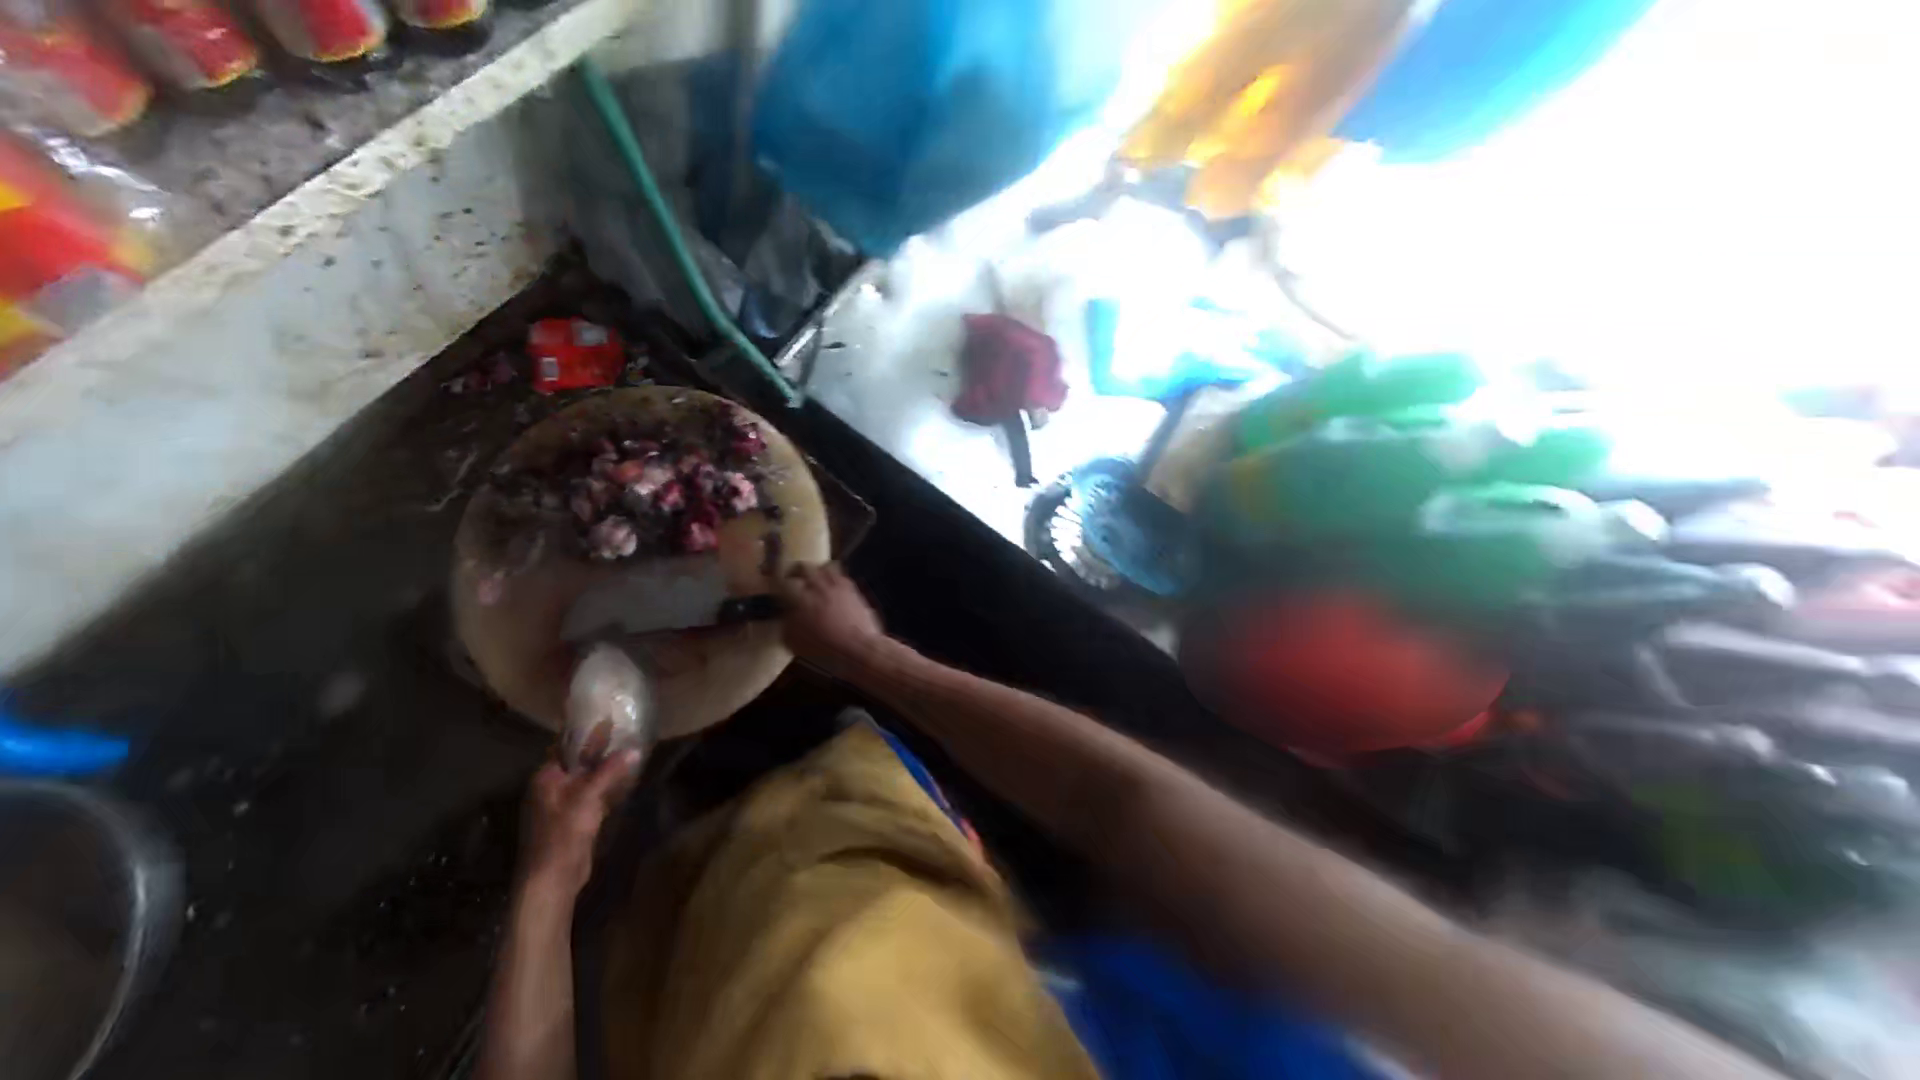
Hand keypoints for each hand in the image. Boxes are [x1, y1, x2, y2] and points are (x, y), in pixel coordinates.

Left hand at [518, 748, 640, 897]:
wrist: (552, 879)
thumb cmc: (563, 833)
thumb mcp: (588, 797)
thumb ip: (610, 771)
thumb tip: (634, 749)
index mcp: (546, 778)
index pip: (567, 746)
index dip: (588, 733)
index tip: (611, 719)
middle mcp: (551, 788)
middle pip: (579, 761)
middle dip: (601, 750)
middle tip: (628, 733)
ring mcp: (562, 805)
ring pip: (587, 779)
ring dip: (606, 768)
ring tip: (632, 752)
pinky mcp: (574, 819)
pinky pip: (593, 795)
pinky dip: (607, 786)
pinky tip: (626, 781)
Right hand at [778, 562, 890, 676]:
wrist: (859, 649)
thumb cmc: (824, 650)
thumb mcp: (794, 642)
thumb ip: (787, 623)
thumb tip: (785, 613)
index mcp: (799, 598)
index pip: (782, 581)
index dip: (777, 582)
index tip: (775, 586)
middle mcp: (818, 586)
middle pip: (803, 567)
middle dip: (796, 571)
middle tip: (793, 579)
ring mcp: (838, 585)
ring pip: (825, 566)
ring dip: (818, 571)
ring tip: (816, 580)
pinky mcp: (854, 590)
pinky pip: (842, 576)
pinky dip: (835, 578)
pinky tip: (834, 589)